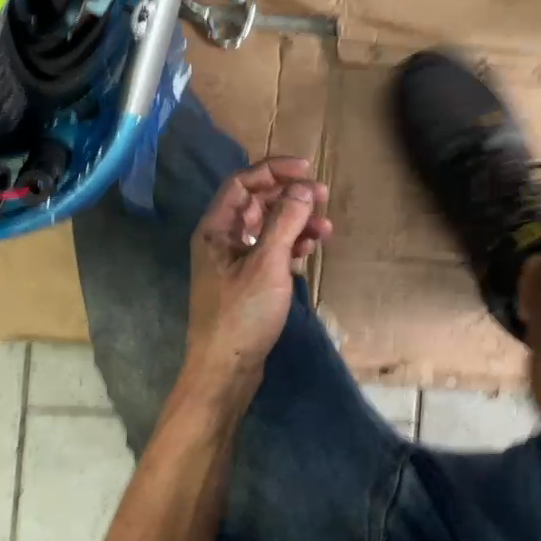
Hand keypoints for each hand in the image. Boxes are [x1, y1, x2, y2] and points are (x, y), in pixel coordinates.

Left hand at [184, 158, 332, 394]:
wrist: (224, 371)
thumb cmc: (242, 314)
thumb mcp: (267, 264)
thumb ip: (286, 222)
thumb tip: (304, 187)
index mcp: (216, 228)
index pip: (243, 183)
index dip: (273, 170)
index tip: (306, 169)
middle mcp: (221, 239)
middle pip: (257, 203)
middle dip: (290, 196)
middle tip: (323, 196)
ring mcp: (233, 262)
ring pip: (267, 227)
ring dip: (295, 221)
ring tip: (325, 228)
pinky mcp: (246, 282)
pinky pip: (270, 250)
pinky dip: (291, 245)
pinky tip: (309, 250)